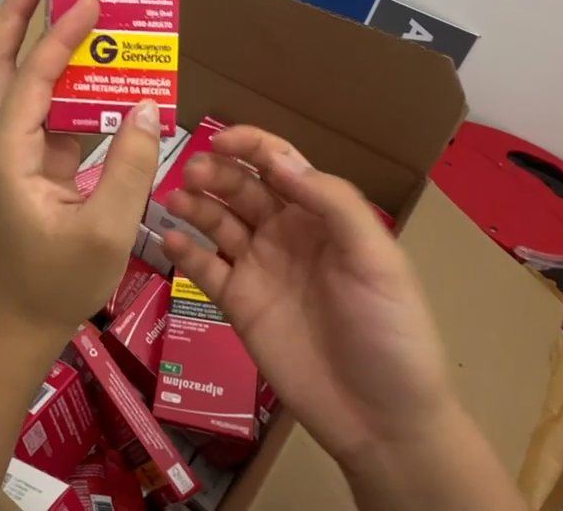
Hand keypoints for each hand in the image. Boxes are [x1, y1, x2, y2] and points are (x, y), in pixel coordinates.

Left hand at [0, 0, 161, 347]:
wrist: (24, 319)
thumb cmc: (59, 281)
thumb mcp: (104, 229)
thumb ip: (129, 167)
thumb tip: (150, 105)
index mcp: (8, 150)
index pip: (33, 76)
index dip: (61, 34)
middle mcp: (2, 138)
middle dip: (16, 13)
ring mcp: (14, 146)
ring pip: (18, 80)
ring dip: (37, 39)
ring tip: (69, 1)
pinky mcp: (32, 159)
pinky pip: (47, 107)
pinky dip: (66, 80)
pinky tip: (98, 66)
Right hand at [159, 127, 458, 470]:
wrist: (382, 421)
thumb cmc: (391, 333)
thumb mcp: (377, 261)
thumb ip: (332, 203)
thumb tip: (277, 158)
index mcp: (321, 216)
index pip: (279, 163)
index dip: (249, 144)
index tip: (218, 140)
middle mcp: (284, 232)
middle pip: (239, 186)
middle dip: (214, 172)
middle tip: (191, 174)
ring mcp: (257, 266)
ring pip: (216, 220)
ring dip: (194, 204)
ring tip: (176, 202)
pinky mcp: (236, 301)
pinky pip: (203, 267)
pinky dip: (183, 250)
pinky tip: (170, 241)